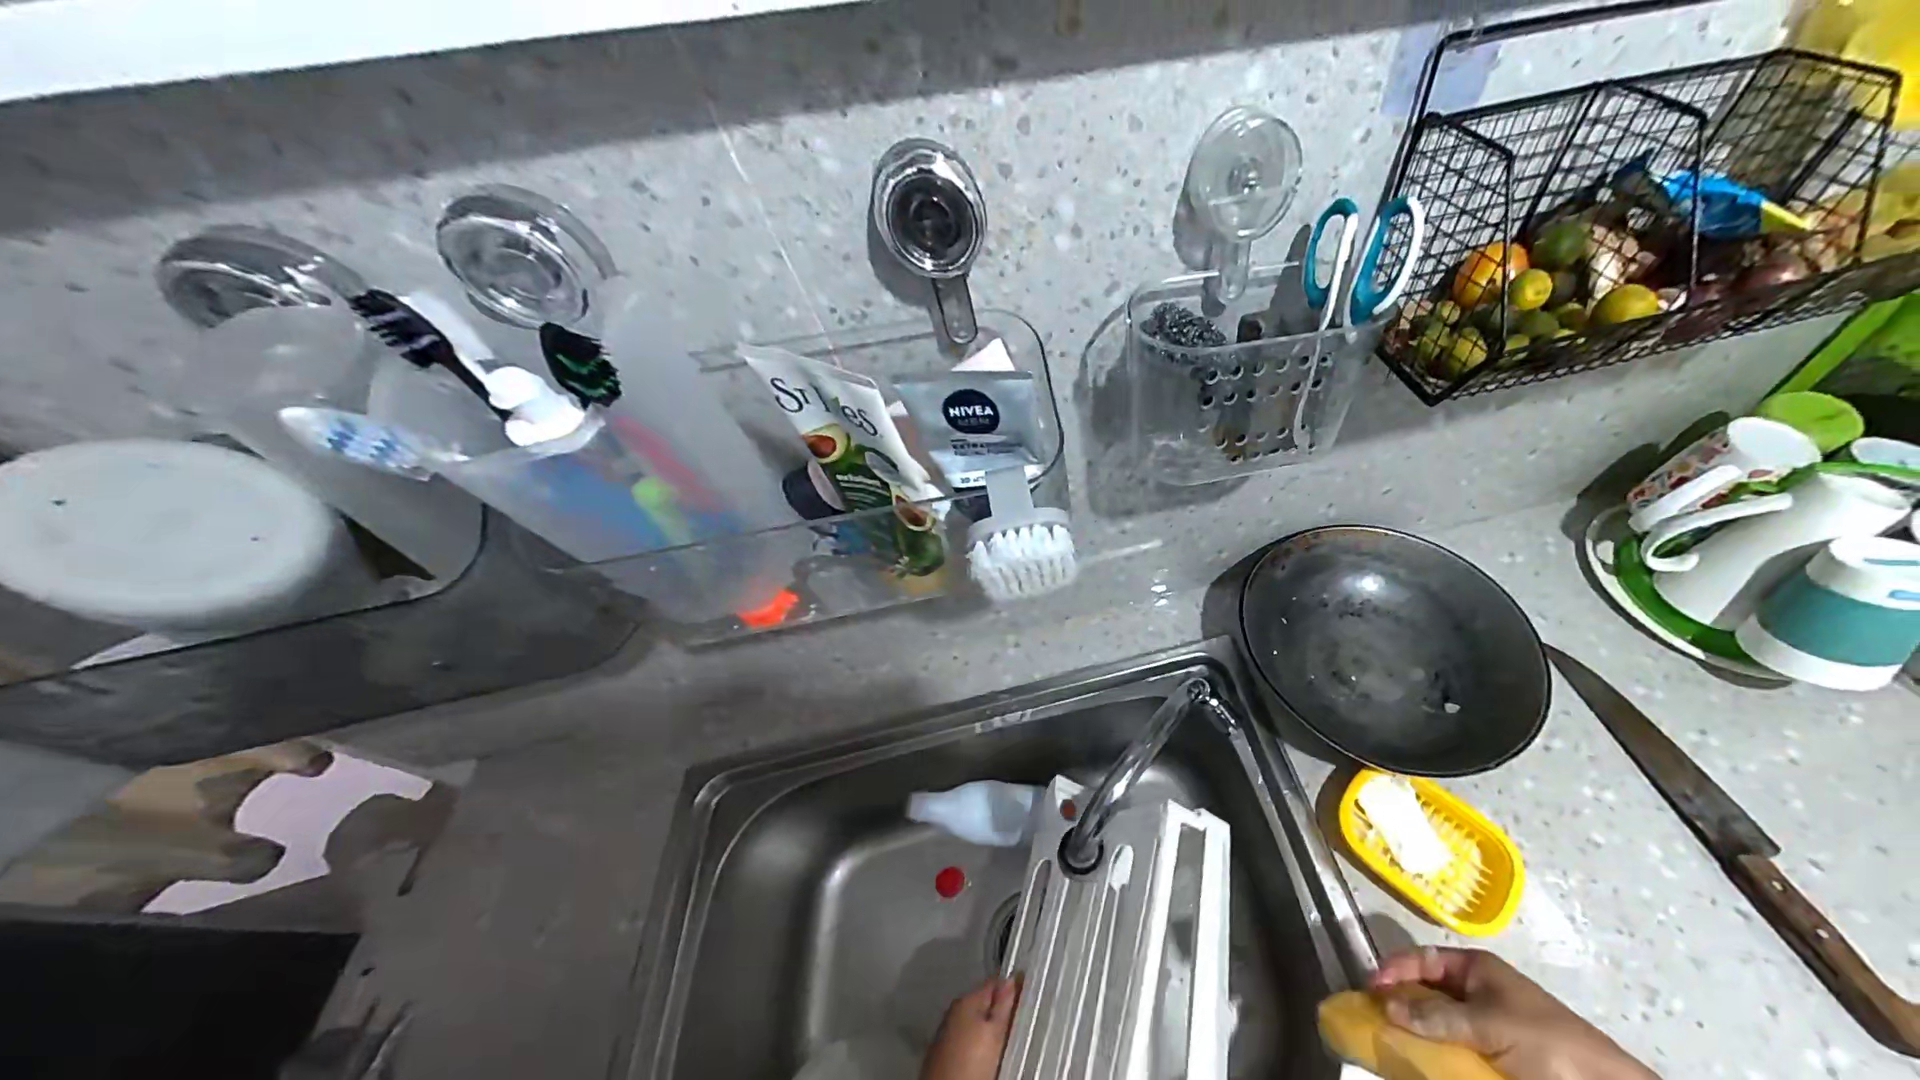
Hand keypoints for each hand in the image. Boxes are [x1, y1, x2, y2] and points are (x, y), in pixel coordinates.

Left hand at [921, 976, 1020, 1079]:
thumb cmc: (972, 1064)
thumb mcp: (994, 1035)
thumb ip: (1004, 1006)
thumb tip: (1011, 978)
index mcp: (967, 1000)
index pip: (994, 983)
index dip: (1012, 986)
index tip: (1028, 995)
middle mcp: (955, 1009)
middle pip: (984, 1002)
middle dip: (1001, 1009)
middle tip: (1019, 1021)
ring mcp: (948, 1030)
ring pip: (976, 1020)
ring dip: (990, 1026)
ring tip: (1006, 1039)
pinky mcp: (945, 1050)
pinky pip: (968, 1036)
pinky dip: (979, 1040)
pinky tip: (987, 1053)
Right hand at [1372, 947, 1656, 1079]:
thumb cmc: (1548, 1044)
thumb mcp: (1489, 1026)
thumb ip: (1436, 1016)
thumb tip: (1385, 1007)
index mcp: (1476, 969)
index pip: (1421, 958)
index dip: (1393, 970)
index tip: (1371, 990)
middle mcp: (1477, 990)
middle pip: (1425, 989)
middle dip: (1400, 1002)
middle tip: (1376, 1018)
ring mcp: (1486, 1024)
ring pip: (1437, 1021)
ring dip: (1416, 1030)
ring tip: (1394, 1041)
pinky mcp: (1494, 1055)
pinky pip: (1454, 1047)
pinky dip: (1436, 1052)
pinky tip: (1422, 1060)